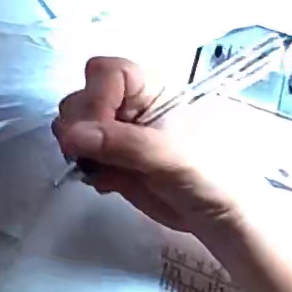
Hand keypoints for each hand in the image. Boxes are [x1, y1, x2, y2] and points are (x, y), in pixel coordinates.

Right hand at [52, 56, 241, 237]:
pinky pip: (76, 154)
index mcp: (150, 92)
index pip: (105, 72)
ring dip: (77, 149)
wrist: (220, 218)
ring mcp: (114, 133)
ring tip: (100, 170)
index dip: (95, 96)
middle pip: (80, 97)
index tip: (99, 130)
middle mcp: (127, 106)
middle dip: (78, 127)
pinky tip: (106, 183)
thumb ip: (122, 143)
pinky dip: (82, 168)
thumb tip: (71, 135)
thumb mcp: (170, 158)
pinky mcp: (107, 158)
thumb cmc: (210, 178)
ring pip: (72, 126)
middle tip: (93, 155)